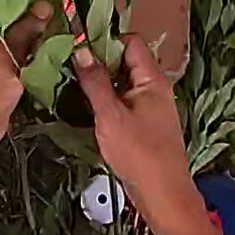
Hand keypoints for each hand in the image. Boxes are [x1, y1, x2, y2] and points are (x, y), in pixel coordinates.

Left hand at [0, 2, 52, 166]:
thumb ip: (27, 28)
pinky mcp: (4, 71)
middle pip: (14, 20)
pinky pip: (22, 56)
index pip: (3, 1)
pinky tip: (56, 47)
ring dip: (38, 37)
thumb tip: (46, 5)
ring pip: (20, 39)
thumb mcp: (9, 51)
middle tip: (62, 9)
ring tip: (64, 24)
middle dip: (36, 18)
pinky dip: (35, 54)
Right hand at [72, 36, 202, 230]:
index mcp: (152, 79)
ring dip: (102, 80)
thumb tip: (81, 50)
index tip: (79, 46)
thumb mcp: (110, 115)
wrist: (163, 195)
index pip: (131, 42)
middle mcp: (155, 87)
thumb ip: (95, 81)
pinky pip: (124, 99)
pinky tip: (88, 105)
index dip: (106, 40)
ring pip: (123, 81)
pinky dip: (108, 98)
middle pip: (126, 60)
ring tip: (74, 82)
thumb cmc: (139, 153)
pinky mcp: (145, 122)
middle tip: (71, 64)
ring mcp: (151, 105)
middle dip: (100, 60)